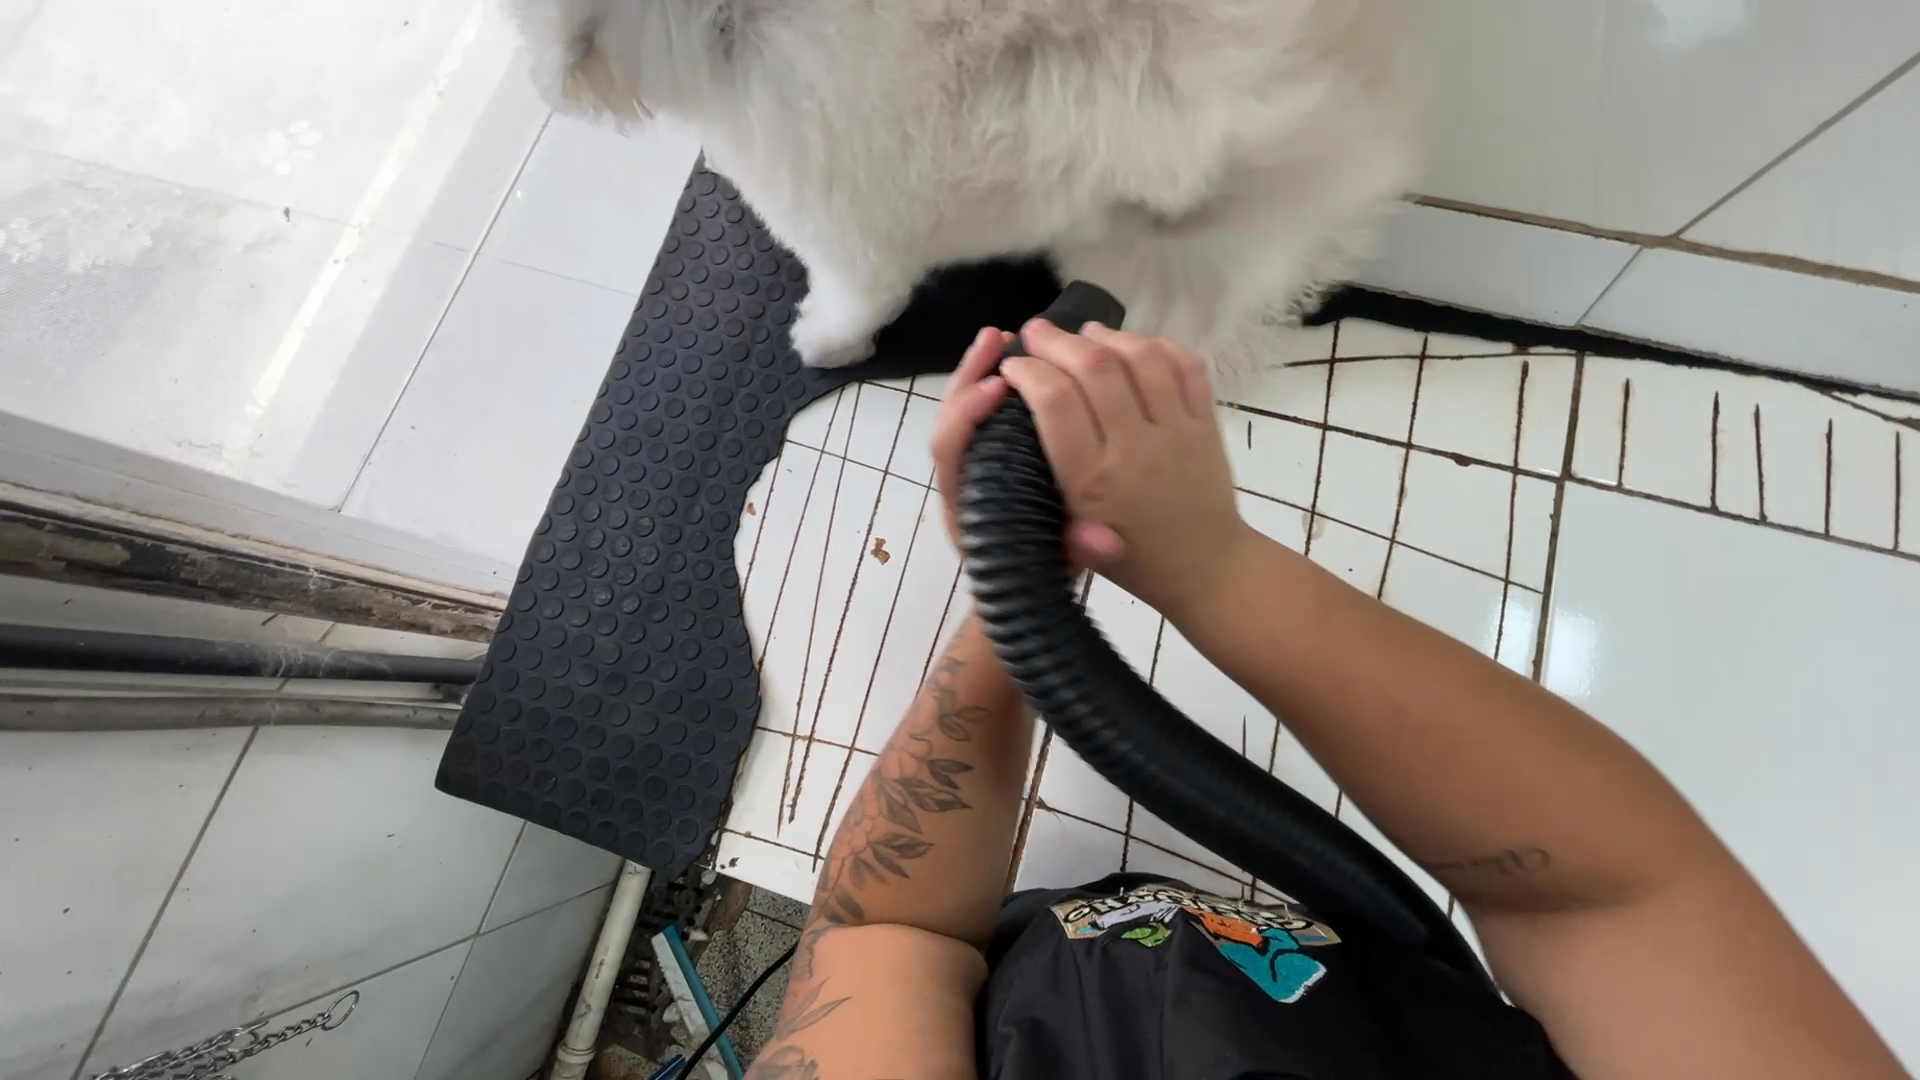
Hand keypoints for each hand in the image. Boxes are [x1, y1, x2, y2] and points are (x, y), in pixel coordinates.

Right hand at [931, 320, 1252, 616]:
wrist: (1202, 567)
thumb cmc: (1127, 556)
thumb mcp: (1071, 531)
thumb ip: (1047, 477)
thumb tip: (1023, 413)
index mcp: (1091, 480)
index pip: (1054, 402)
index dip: (1027, 371)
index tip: (1012, 366)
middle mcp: (1133, 449)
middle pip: (1094, 368)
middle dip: (1057, 341)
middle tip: (1035, 332)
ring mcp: (1175, 432)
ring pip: (1140, 357)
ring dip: (1106, 335)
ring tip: (1083, 332)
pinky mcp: (1206, 424)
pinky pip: (1185, 366)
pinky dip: (1155, 344)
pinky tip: (1132, 344)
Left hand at [931, 327, 1108, 567]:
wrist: (1025, 591)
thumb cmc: (1037, 576)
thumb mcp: (1061, 567)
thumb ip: (1077, 553)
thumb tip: (1100, 540)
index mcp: (967, 507)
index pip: (950, 452)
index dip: (967, 418)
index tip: (998, 390)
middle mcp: (963, 481)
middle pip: (951, 421)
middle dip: (969, 379)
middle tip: (996, 341)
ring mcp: (974, 467)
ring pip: (965, 412)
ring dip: (981, 372)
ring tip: (1004, 337)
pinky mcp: (990, 457)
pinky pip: (985, 416)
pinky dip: (997, 385)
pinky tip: (1024, 362)